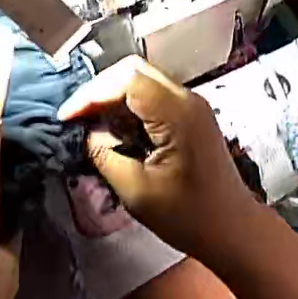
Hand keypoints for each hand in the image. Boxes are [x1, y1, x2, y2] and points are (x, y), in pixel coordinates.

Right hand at [55, 57, 263, 262]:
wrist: (231, 226)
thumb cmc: (188, 215)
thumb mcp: (136, 191)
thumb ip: (106, 156)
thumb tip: (86, 134)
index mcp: (178, 112)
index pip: (127, 79)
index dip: (92, 93)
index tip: (66, 117)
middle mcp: (187, 99)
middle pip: (136, 71)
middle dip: (100, 90)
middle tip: (74, 117)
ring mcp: (192, 106)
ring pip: (144, 81)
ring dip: (114, 97)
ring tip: (87, 124)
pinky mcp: (191, 116)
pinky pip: (155, 97)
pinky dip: (130, 107)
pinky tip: (113, 130)